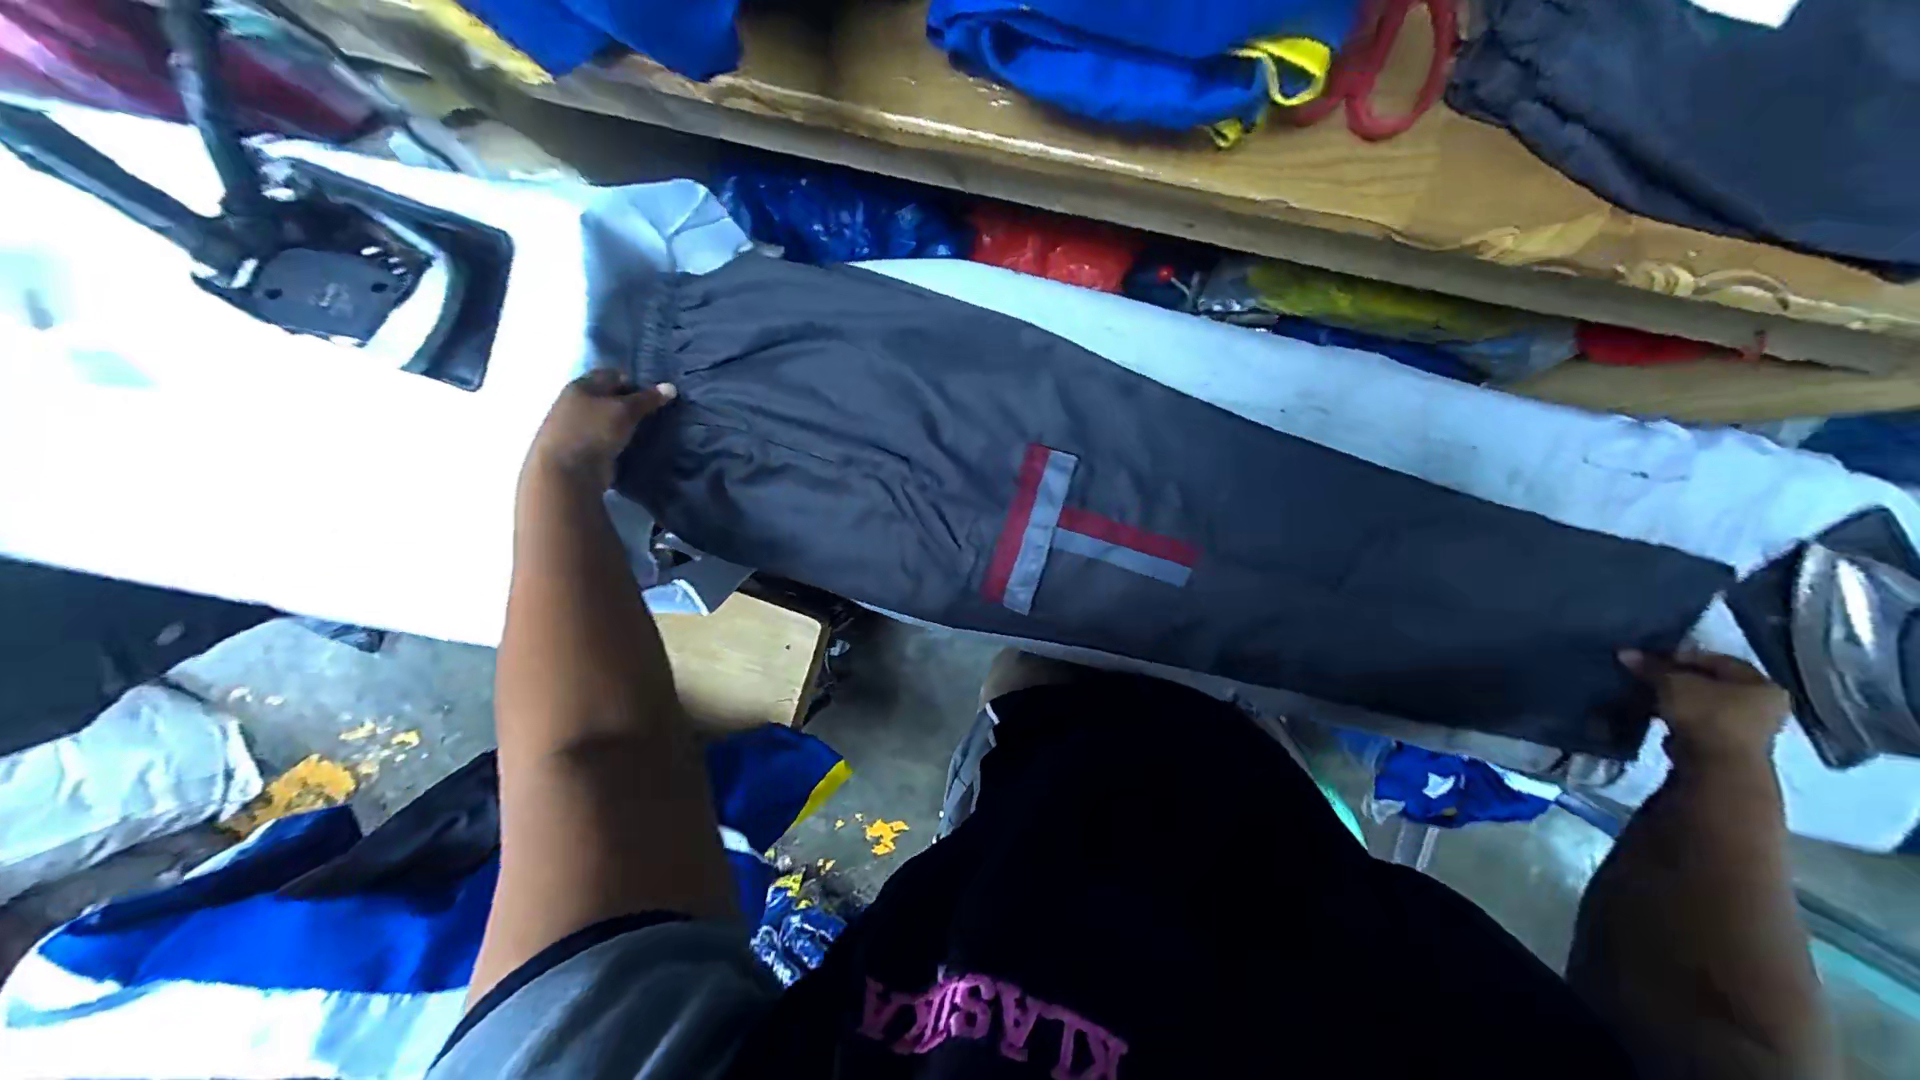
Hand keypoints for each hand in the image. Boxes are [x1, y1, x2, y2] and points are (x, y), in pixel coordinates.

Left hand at [523, 370, 675, 490]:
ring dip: (628, 424)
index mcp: (581, 386)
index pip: (612, 375)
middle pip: (611, 397)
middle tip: (657, 412)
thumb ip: (647, 399)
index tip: (655, 395)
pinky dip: (621, 440)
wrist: (568, 473)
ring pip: (610, 419)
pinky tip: (636, 445)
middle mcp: (577, 403)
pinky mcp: (584, 448)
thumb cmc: (594, 431)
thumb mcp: (625, 410)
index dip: (635, 382)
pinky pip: (608, 438)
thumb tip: (671, 387)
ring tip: (651, 429)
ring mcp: (579, 427)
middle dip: (633, 404)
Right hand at [1619, 647, 1788, 768]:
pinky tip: (1657, 715)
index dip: (1681, 655)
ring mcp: (1751, 729)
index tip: (1650, 658)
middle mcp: (1765, 705)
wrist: (1718, 766)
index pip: (1718, 660)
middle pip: (1713, 684)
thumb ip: (1651, 667)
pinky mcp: (1730, 747)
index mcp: (1762, 684)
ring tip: (1646, 695)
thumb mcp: (1673, 683)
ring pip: (1705, 704)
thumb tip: (1625, 653)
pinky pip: (1700, 723)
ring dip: (1676, 699)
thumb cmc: (1706, 715)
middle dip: (1678, 679)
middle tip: (1646, 675)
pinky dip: (1679, 717)